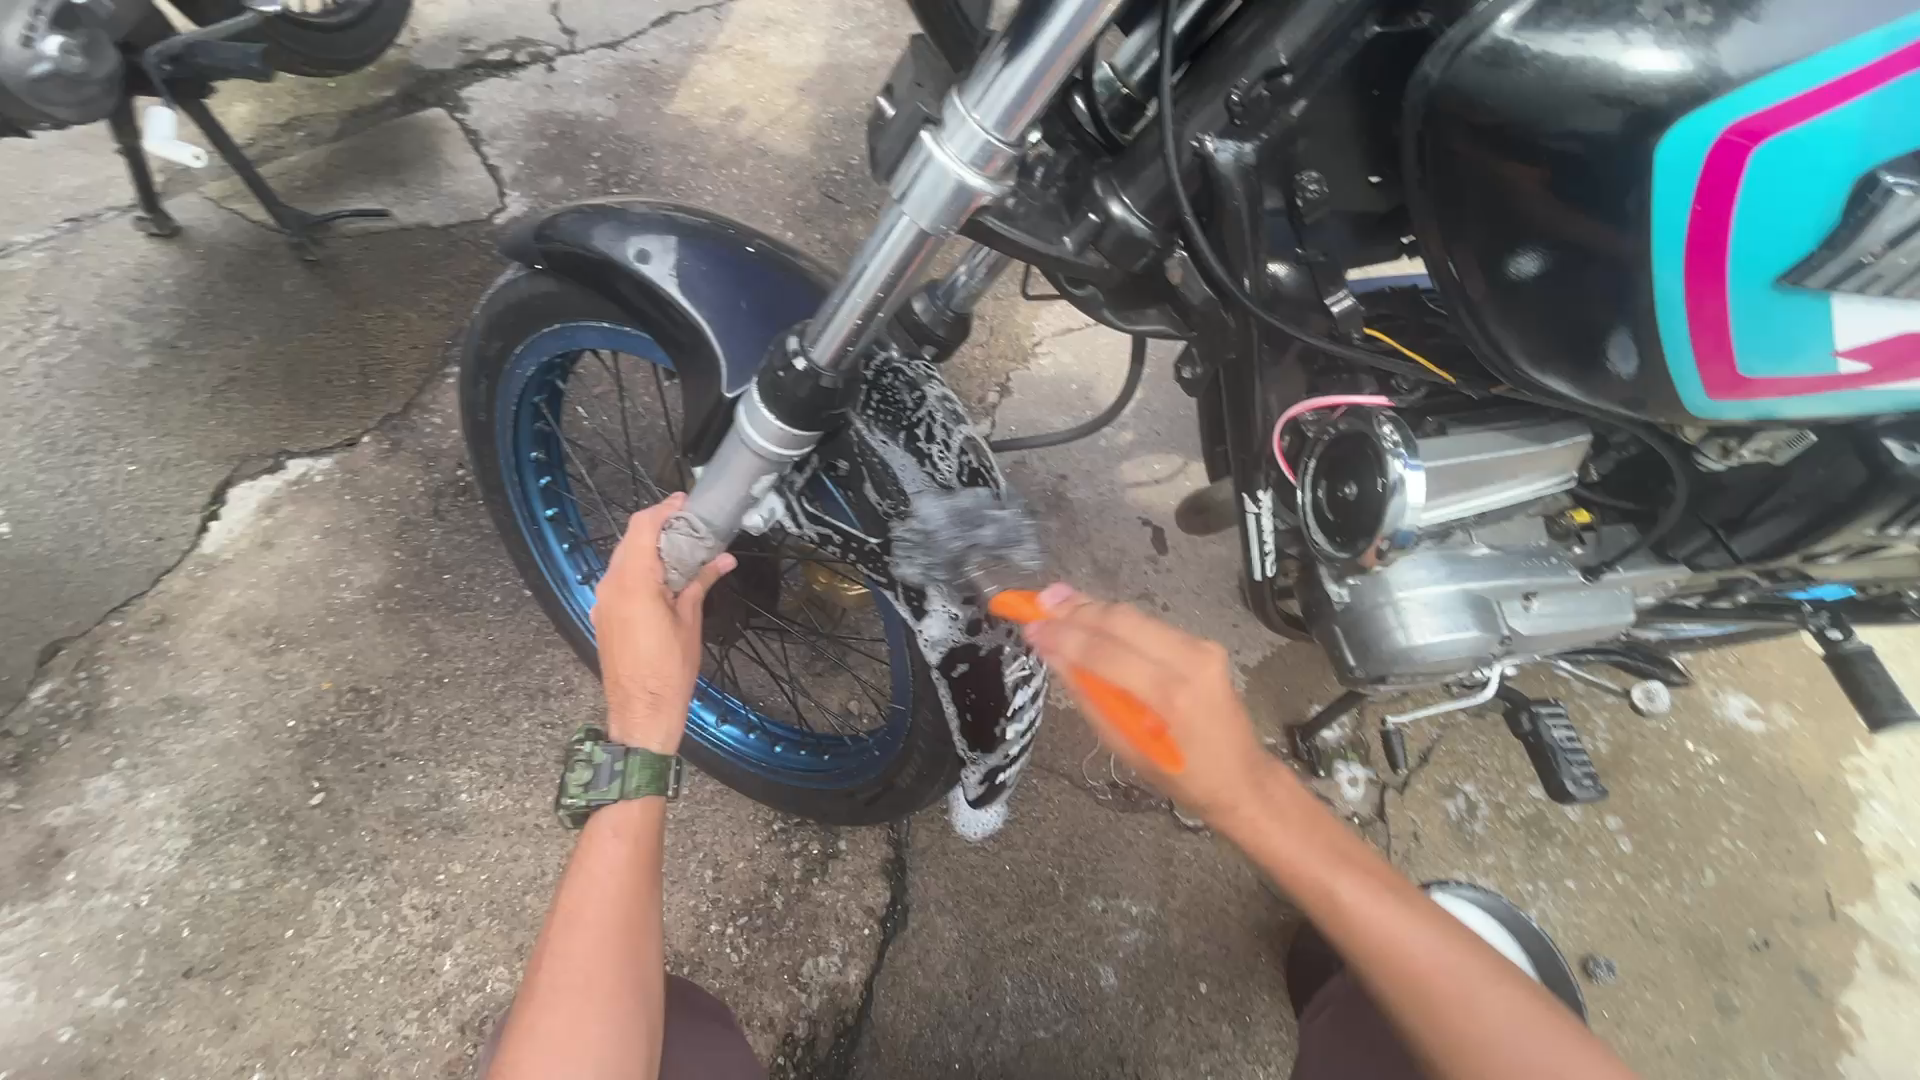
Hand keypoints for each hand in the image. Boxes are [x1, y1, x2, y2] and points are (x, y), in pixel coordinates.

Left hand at [590, 494, 735, 753]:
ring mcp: (602, 601)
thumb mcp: (690, 620)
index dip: (663, 509)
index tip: (686, 502)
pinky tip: (666, 576)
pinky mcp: (604, 615)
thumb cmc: (669, 669)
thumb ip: (701, 582)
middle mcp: (610, 586)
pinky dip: (641, 569)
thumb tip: (723, 559)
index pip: (642, 528)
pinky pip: (620, 580)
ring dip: (649, 547)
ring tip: (683, 547)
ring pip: (623, 559)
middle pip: (630, 540)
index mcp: (632, 582)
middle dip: (658, 526)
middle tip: (691, 523)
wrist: (641, 712)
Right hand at [1020, 584, 1295, 828]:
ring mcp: (1201, 646)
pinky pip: (1149, 624)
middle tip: (1037, 602)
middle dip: (1075, 609)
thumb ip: (1091, 697)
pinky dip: (1114, 620)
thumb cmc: (1182, 776)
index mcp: (1170, 695)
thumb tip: (1055, 658)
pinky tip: (1088, 615)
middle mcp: (1189, 660)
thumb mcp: (1127, 749)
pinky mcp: (1203, 643)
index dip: (1062, 636)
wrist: (1243, 777)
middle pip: (1120, 620)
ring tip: (1053, 601)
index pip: (1104, 653)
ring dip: (1091, 608)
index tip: (1030, 627)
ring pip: (1134, 615)